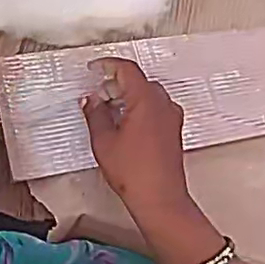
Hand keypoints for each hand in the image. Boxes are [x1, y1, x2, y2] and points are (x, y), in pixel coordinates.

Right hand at [81, 58, 192, 216]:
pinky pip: (156, 107)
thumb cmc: (135, 173)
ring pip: (148, 93)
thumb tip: (91, 100)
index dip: (108, 64)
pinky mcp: (173, 130)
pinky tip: (124, 123)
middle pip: (138, 80)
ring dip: (128, 94)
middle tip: (98, 92)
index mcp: (146, 101)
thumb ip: (95, 113)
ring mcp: (171, 118)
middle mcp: (163, 105)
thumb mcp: (103, 140)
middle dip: (116, 82)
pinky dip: (139, 106)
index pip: (127, 69)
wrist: (159, 199)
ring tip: (108, 109)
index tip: (95, 67)